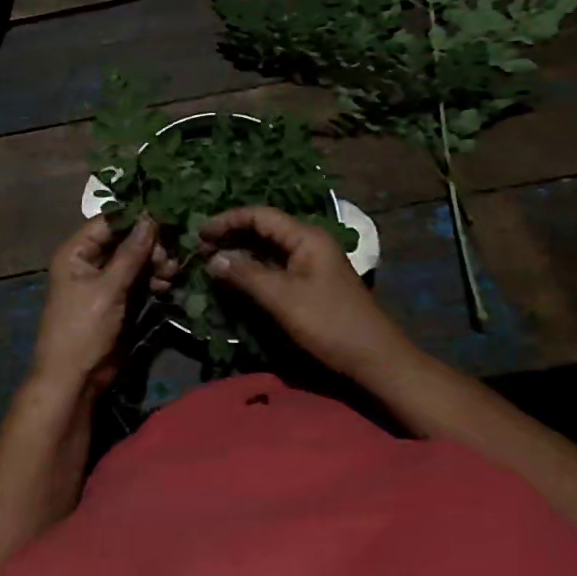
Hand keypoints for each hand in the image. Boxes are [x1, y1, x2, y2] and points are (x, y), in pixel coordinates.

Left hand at [30, 216, 158, 390]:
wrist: (75, 378)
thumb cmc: (83, 328)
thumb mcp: (108, 288)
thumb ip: (131, 253)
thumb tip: (150, 218)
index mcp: (76, 251)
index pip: (108, 221)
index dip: (135, 219)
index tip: (166, 218)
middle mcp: (88, 261)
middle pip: (124, 240)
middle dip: (150, 246)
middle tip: (170, 258)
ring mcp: (104, 281)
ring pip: (134, 261)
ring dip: (155, 264)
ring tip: (171, 274)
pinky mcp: (118, 300)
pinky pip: (138, 281)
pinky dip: (152, 281)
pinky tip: (167, 286)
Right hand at [197, 207, 409, 372]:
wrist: (376, 360)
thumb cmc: (330, 324)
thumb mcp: (282, 299)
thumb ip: (245, 275)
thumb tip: (212, 259)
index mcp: (306, 237)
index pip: (259, 215)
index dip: (227, 220)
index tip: (200, 233)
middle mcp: (308, 242)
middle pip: (263, 228)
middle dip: (231, 235)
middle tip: (201, 247)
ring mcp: (310, 262)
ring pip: (267, 247)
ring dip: (239, 252)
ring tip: (211, 261)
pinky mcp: (310, 282)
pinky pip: (275, 264)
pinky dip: (252, 267)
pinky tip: (235, 277)